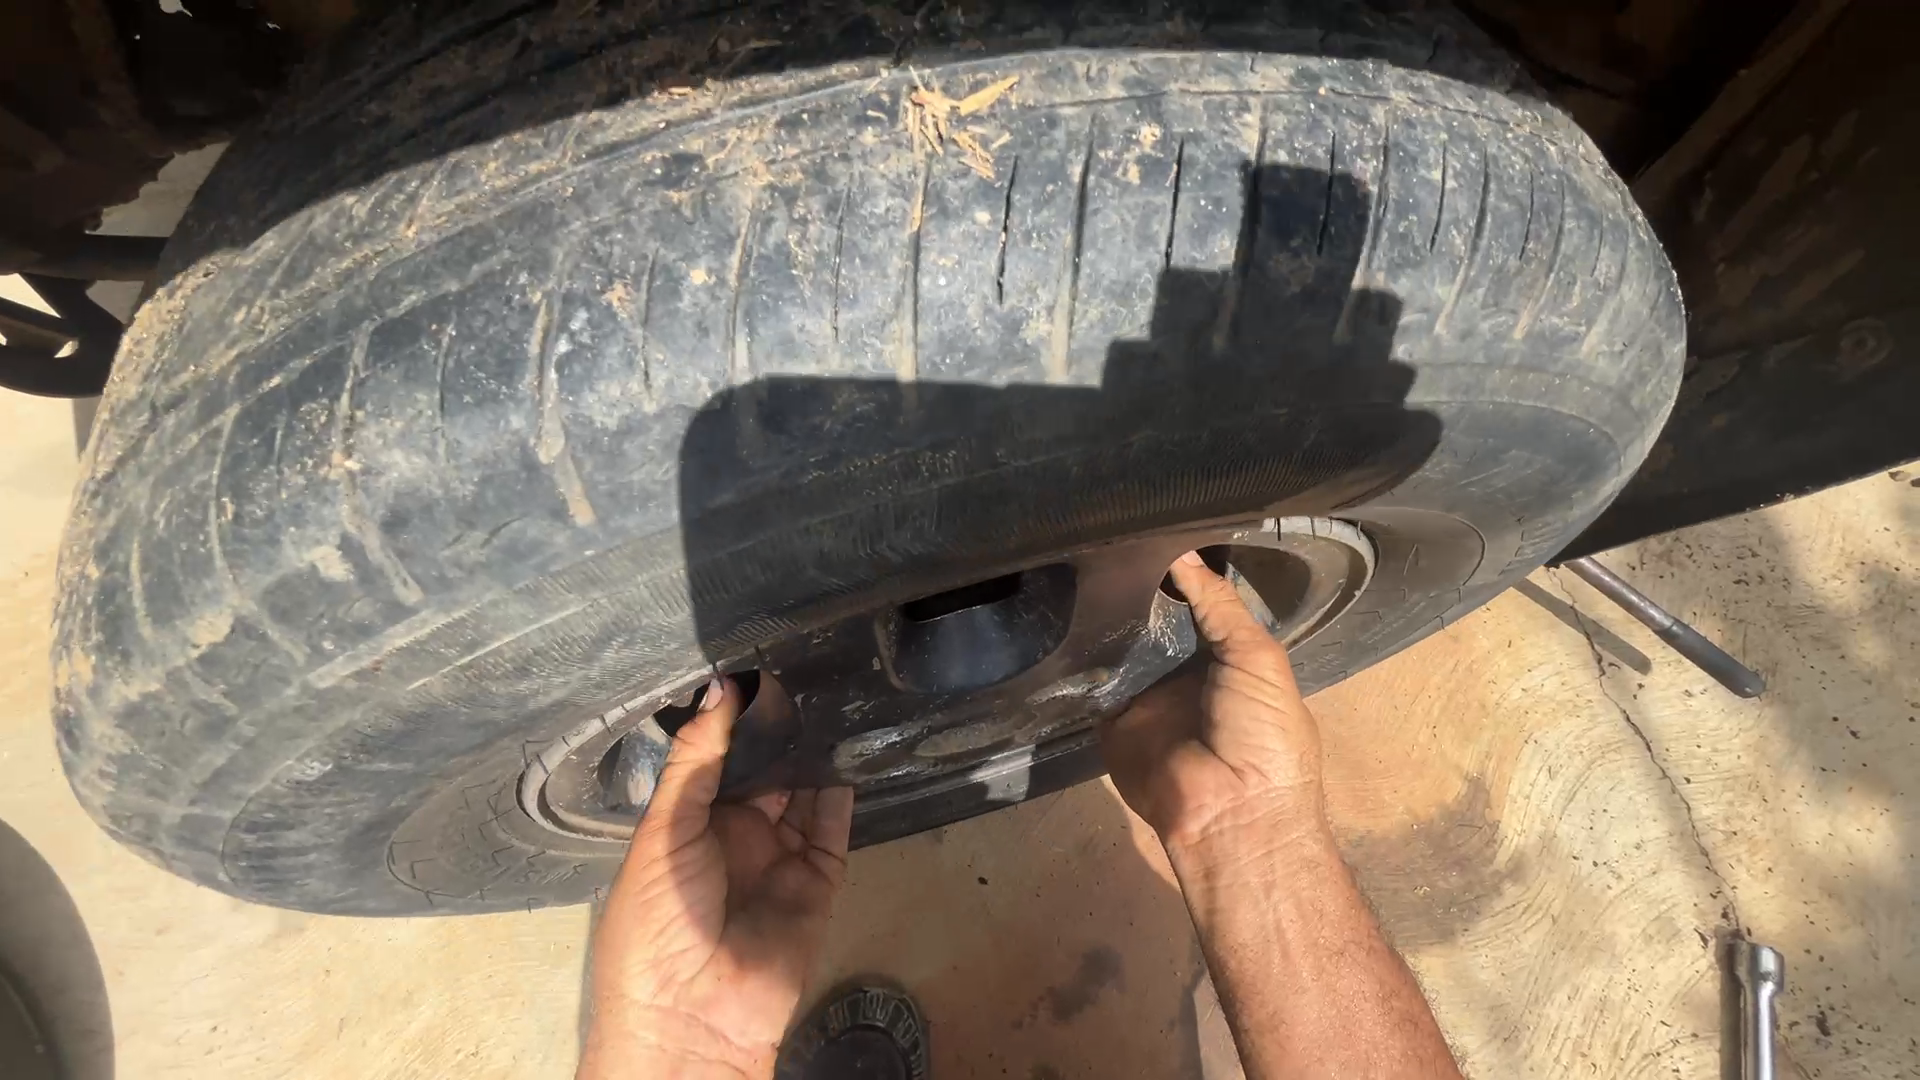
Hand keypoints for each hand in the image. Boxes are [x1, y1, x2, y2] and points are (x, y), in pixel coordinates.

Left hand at [578, 675, 854, 1079]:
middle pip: (765, 774)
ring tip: (831, 701)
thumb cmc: (660, 918)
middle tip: (804, 678)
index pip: (719, 763)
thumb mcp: (666, 830)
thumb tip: (722, 686)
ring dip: (813, 756)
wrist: (693, 1017)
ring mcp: (780, 857)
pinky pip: (833, 826)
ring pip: (802, 793)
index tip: (759, 673)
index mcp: (690, 826)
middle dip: (781, 735)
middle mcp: (736, 836)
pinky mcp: (818, 878)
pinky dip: (841, 791)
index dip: (737, 724)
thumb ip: (697, 758)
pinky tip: (847, 749)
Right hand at [1100, 551, 1327, 853]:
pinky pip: (1093, 684)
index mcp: (1224, 660)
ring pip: (1119, 649)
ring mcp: (1144, 698)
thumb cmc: (1261, 733)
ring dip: (1103, 620)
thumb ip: (1220, 605)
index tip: (1145, 533)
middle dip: (1134, 593)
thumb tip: (1184, 551)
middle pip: (1151, 624)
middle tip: (1102, 544)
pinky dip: (1080, 658)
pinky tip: (1061, 617)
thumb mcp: (1256, 658)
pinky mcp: (1111, 719)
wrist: (1231, 814)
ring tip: (1077, 568)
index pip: (1194, 607)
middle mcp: (1181, 675)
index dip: (1175, 575)